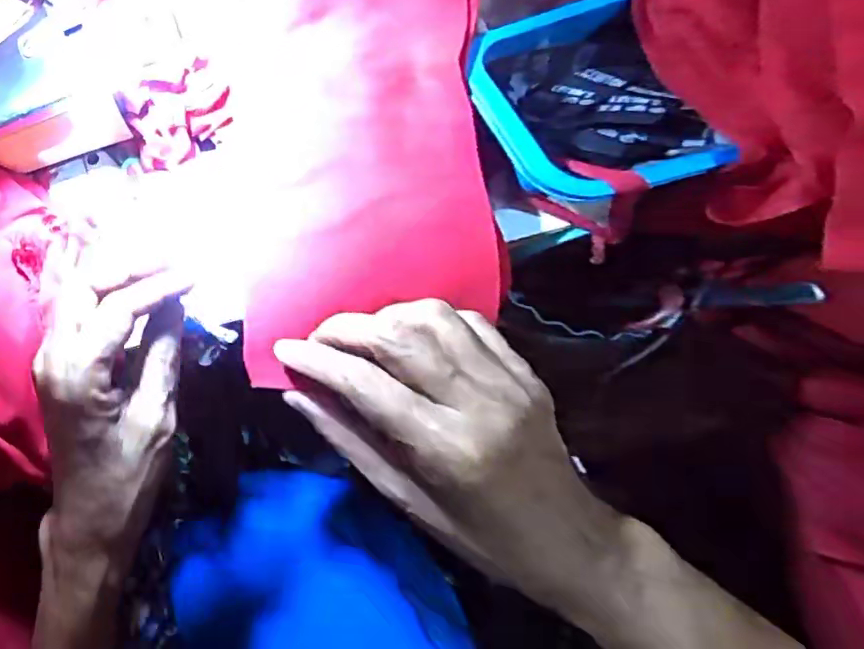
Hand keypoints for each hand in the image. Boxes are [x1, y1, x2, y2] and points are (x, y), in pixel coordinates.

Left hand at [31, 243, 186, 648]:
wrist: (86, 518)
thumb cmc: (127, 479)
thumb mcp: (156, 418)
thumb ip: (162, 353)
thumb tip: (175, 302)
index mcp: (76, 370)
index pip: (116, 307)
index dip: (156, 286)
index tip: (192, 274)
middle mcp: (51, 352)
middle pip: (83, 285)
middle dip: (126, 265)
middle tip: (169, 258)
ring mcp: (45, 353)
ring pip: (72, 291)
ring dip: (110, 271)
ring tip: (152, 261)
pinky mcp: (51, 359)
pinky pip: (69, 308)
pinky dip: (96, 289)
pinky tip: (120, 279)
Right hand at [271, 300, 623, 620]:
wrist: (580, 547)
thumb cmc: (482, 534)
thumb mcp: (406, 500)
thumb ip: (347, 439)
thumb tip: (295, 393)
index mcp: (447, 446)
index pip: (364, 383)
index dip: (315, 359)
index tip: (283, 349)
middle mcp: (478, 404)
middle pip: (395, 337)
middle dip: (342, 329)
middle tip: (318, 340)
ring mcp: (507, 382)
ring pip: (429, 317)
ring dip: (382, 317)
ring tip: (363, 337)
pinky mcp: (524, 371)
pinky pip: (465, 320)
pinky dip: (425, 317)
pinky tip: (410, 335)